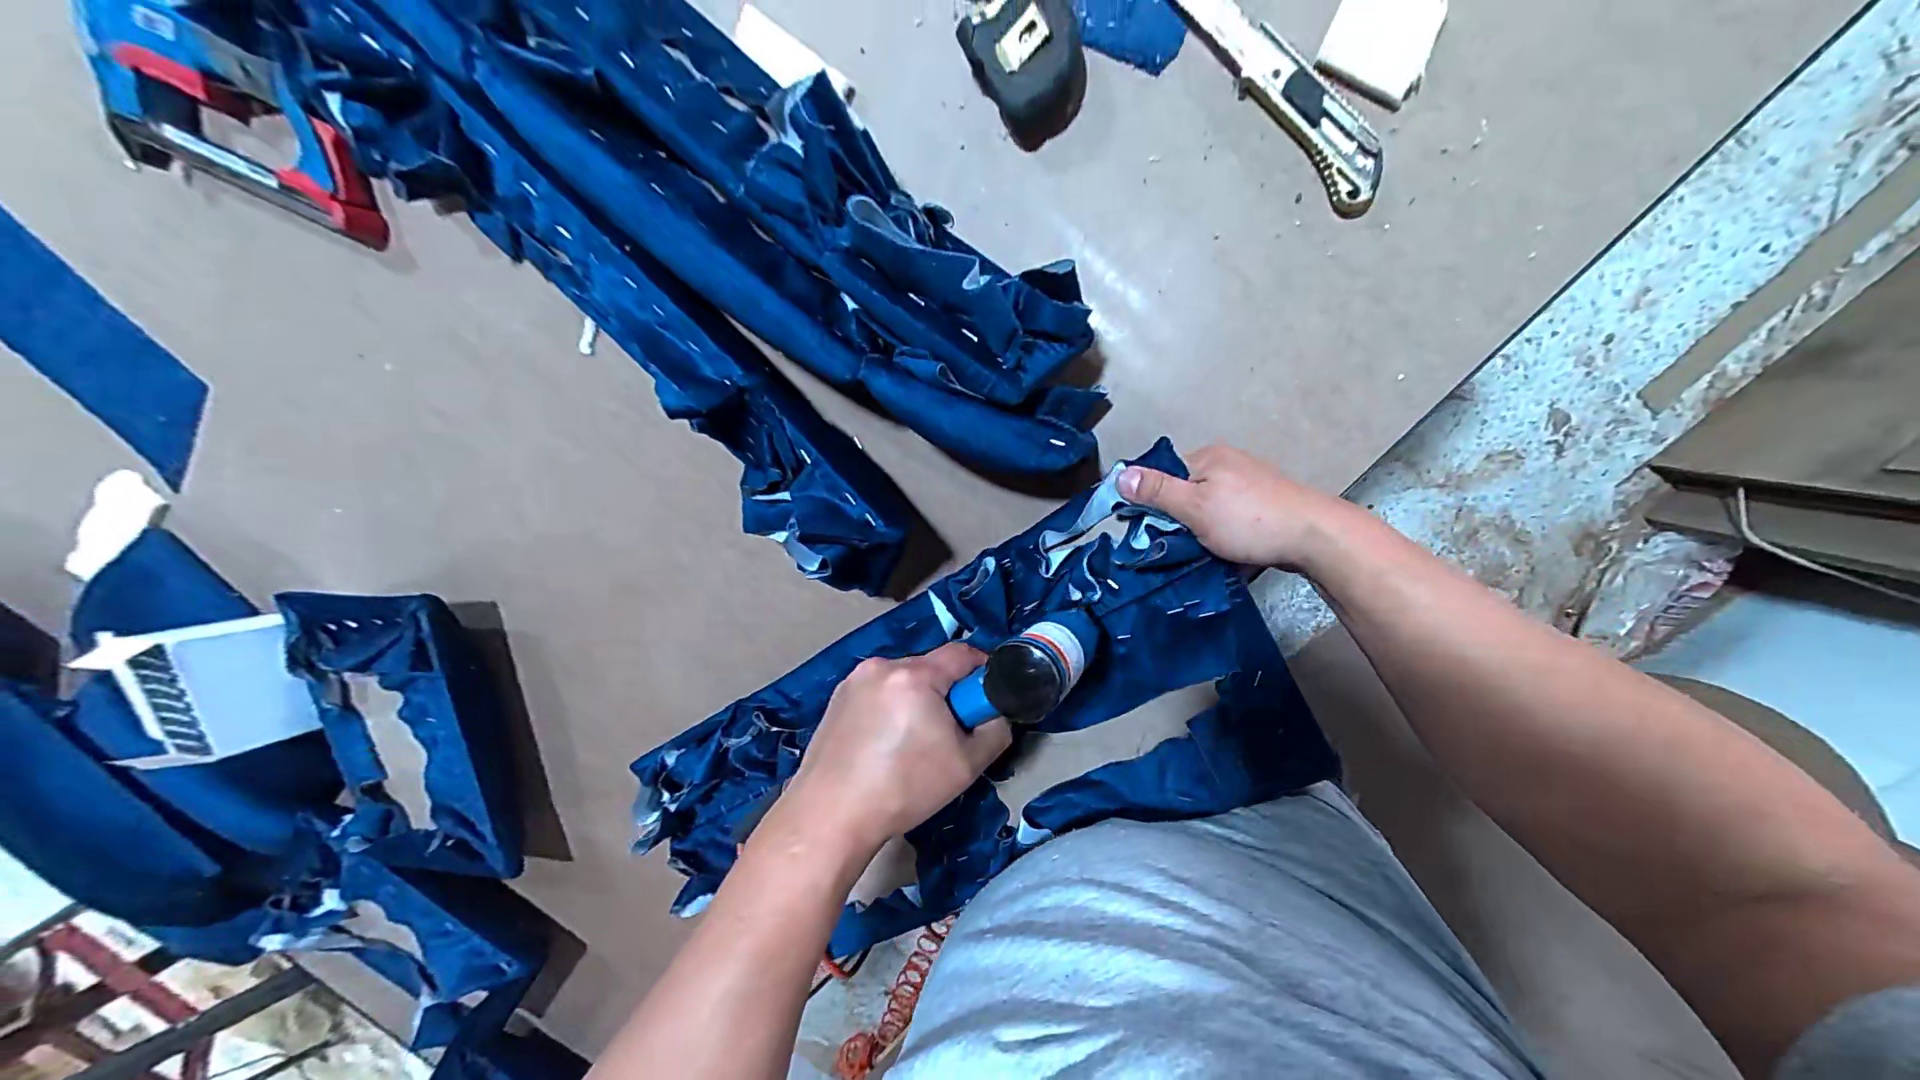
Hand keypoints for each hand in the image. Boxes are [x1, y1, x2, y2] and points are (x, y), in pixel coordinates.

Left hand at [779, 644, 1011, 859]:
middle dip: (948, 692)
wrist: (830, 815)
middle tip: (951, 732)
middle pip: (931, 667)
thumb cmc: (902, 789)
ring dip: (918, 701)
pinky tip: (885, 746)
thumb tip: (995, 714)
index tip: (985, 700)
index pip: (963, 653)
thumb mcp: (968, 765)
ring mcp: (854, 681)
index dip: (983, 672)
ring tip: (915, 744)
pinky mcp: (837, 699)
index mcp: (914, 675)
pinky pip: (879, 693)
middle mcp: (882, 667)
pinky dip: (891, 709)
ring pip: (904, 680)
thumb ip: (995, 730)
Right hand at [1118, 444, 1363, 570]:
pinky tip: (1223, 549)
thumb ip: (1157, 491)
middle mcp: (1227, 464)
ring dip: (1197, 529)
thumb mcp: (1194, 506)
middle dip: (1174, 518)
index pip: (1161, 473)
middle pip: (1183, 491)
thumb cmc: (1249, 520)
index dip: (1147, 500)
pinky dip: (1219, 533)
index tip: (1141, 529)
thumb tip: (1119, 474)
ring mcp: (1248, 483)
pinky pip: (1227, 517)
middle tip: (1170, 545)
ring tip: (1197, 551)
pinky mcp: (1263, 504)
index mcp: (1207, 457)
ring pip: (1205, 507)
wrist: (1316, 537)